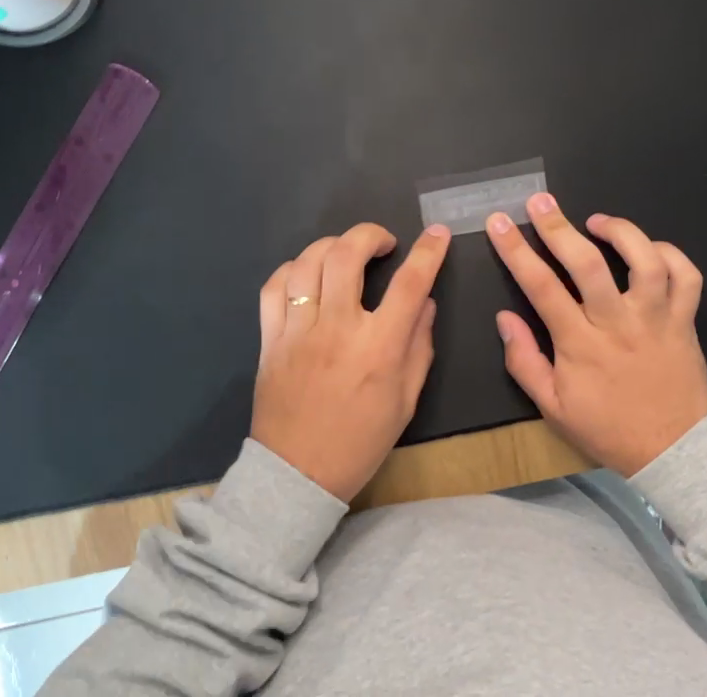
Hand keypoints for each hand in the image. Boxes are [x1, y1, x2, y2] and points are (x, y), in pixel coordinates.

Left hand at [251, 222, 451, 500]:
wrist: (297, 474)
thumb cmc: (360, 441)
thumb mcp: (405, 401)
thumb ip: (418, 347)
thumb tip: (425, 303)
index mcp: (378, 348)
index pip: (409, 284)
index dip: (428, 252)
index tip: (437, 234)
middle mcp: (336, 329)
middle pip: (348, 256)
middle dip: (370, 234)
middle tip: (383, 243)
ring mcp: (297, 331)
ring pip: (308, 263)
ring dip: (331, 246)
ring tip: (345, 253)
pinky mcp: (269, 338)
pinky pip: (274, 287)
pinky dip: (291, 269)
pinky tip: (306, 273)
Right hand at [487, 195, 706, 476]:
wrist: (673, 453)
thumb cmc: (608, 429)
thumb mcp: (552, 407)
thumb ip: (523, 361)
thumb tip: (504, 318)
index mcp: (580, 345)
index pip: (541, 286)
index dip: (516, 250)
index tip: (499, 223)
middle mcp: (618, 324)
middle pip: (588, 263)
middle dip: (559, 227)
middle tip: (540, 202)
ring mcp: (656, 320)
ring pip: (645, 262)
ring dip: (621, 232)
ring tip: (597, 221)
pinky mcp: (685, 322)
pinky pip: (686, 278)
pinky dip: (670, 254)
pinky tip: (648, 248)